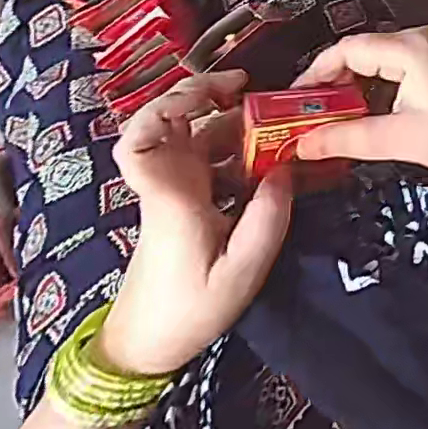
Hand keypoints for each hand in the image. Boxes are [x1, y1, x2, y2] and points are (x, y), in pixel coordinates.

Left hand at [98, 71, 292, 376]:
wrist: (148, 341)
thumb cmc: (188, 309)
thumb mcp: (241, 272)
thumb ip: (268, 218)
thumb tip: (287, 168)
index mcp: (170, 193)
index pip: (140, 140)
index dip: (164, 106)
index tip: (211, 95)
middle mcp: (168, 178)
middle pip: (168, 118)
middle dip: (204, 92)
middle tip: (247, 87)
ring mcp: (176, 182)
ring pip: (195, 130)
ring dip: (230, 119)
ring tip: (274, 119)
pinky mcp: (186, 192)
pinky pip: (209, 152)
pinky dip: (236, 142)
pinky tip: (266, 150)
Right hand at [291, 25, 427, 174]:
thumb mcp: (402, 140)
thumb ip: (349, 139)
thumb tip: (303, 144)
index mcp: (408, 49)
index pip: (347, 50)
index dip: (315, 73)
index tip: (295, 99)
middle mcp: (415, 38)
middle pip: (357, 51)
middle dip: (330, 81)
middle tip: (308, 111)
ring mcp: (425, 46)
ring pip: (372, 58)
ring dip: (350, 84)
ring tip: (329, 114)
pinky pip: (389, 64)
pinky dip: (370, 84)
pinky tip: (361, 109)